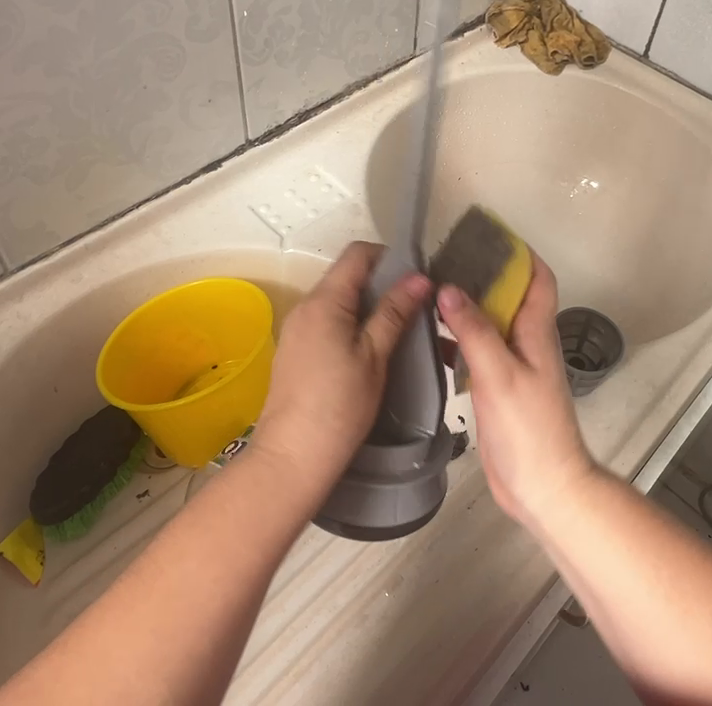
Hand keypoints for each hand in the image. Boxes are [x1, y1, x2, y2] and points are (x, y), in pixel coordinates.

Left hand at [253, 242, 430, 481]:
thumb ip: (394, 312)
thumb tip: (419, 277)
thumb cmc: (339, 406)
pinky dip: (352, 327)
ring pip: (339, 303)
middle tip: (417, 309)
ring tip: (401, 334)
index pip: (357, 254)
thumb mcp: (375, 356)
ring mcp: (296, 330)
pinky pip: (328, 324)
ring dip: (369, 309)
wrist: (291, 458)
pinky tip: (373, 353)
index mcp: (325, 301)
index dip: (389, 257)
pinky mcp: (294, 352)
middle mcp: (305, 307)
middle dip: (383, 286)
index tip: (416, 279)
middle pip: (347, 277)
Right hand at [438, 255, 598, 526]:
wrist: (542, 488)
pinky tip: (428, 340)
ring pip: (489, 324)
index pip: (538, 279)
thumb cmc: (529, 429)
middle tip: (442, 261)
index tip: (486, 237)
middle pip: (508, 297)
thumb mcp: (500, 375)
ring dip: (465, 307)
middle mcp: (526, 343)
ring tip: (428, 293)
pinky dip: (456, 341)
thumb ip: (475, 331)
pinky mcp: (497, 389)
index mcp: (537, 332)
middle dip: (482, 276)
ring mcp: (512, 367)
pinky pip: (476, 353)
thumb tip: (449, 288)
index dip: (519, 254)